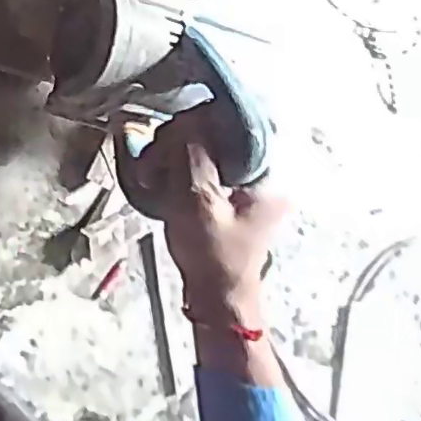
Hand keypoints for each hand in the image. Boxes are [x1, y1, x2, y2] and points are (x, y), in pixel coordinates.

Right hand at [135, 106, 288, 324]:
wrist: (217, 298)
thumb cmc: (212, 253)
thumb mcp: (197, 201)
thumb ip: (191, 157)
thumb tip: (185, 121)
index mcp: (266, 175)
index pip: (234, 124)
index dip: (199, 122)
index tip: (170, 133)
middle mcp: (263, 175)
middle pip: (218, 134)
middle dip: (180, 142)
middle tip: (154, 161)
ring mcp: (247, 186)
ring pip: (206, 149)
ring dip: (174, 156)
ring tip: (153, 174)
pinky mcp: (229, 195)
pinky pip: (202, 165)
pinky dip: (179, 167)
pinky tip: (161, 179)